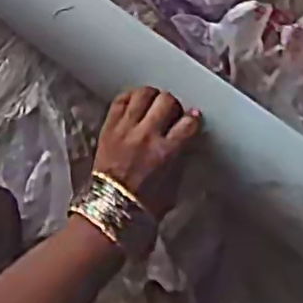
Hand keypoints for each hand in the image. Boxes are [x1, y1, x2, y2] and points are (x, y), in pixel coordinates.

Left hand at [91, 87, 199, 218]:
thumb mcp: (173, 187)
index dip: (193, 118)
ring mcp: (125, 128)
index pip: (187, 123)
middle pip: (166, 100)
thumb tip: (187, 141)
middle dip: (173, 105)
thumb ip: (181, 160)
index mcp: (165, 153)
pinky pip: (121, 99)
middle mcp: (146, 135)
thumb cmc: (144, 205)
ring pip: (143, 93)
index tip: (193, 118)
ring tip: (152, 105)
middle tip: (171, 112)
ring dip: (152, 97)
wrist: (109, 209)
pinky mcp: (109, 125)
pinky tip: (135, 105)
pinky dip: (131, 98)